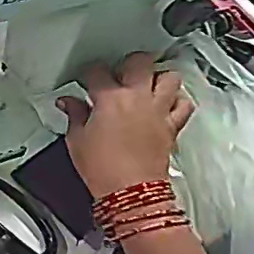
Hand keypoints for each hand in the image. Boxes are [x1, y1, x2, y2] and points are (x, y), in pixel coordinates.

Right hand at [57, 53, 195, 199]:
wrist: (131, 192)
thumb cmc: (104, 169)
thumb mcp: (77, 139)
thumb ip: (74, 115)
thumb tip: (69, 103)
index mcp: (109, 98)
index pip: (97, 71)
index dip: (89, 73)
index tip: (86, 79)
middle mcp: (137, 98)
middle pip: (139, 61)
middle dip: (128, 62)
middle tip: (120, 71)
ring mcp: (158, 111)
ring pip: (169, 77)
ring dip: (158, 76)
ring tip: (147, 81)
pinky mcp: (172, 127)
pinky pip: (184, 105)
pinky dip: (178, 100)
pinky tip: (168, 102)